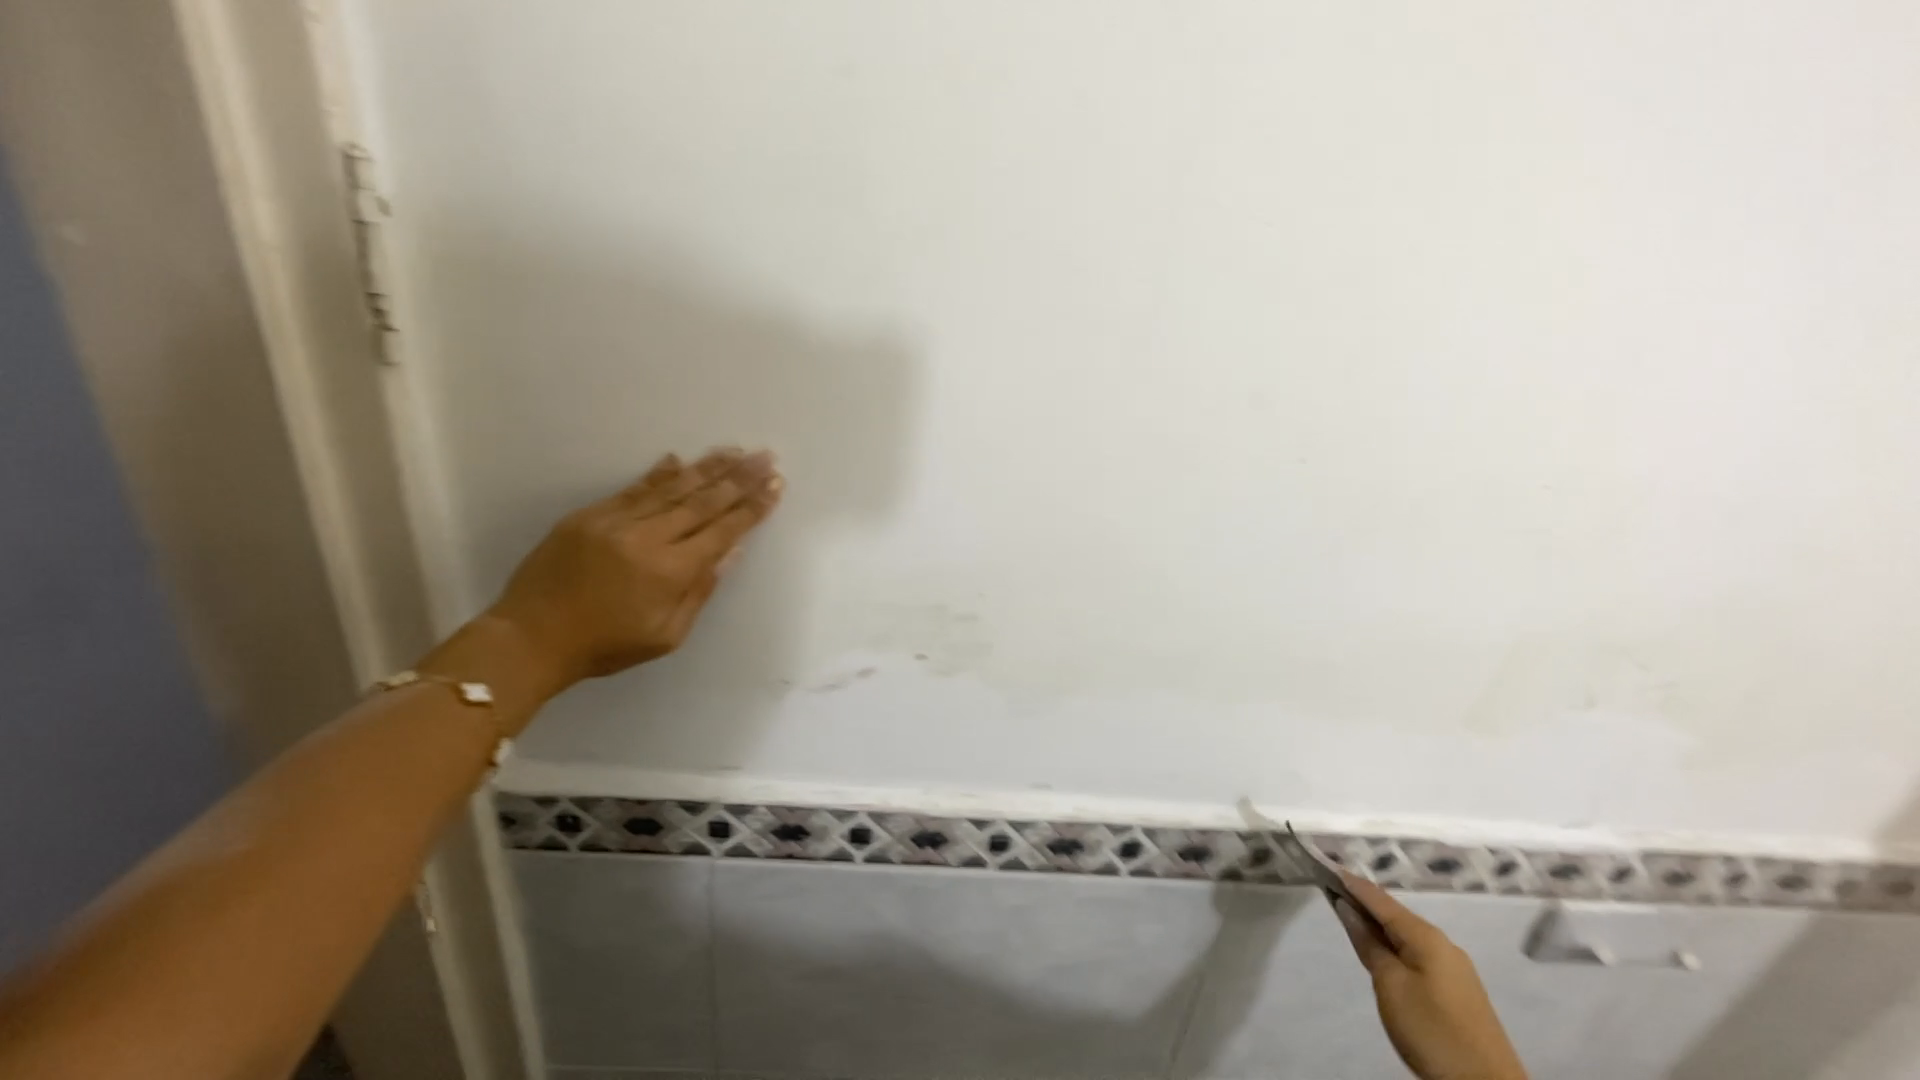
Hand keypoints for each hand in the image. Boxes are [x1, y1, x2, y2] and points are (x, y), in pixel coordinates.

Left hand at [484, 448, 783, 689]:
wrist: (530, 637)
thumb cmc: (605, 646)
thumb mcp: (665, 636)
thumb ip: (699, 591)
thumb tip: (730, 553)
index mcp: (669, 571)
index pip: (722, 531)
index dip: (752, 508)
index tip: (775, 486)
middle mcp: (647, 538)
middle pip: (703, 501)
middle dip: (739, 478)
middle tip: (766, 456)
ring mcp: (616, 522)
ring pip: (671, 488)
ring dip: (707, 468)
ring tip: (735, 451)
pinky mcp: (589, 516)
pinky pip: (633, 489)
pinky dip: (659, 474)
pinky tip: (680, 459)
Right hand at [1334, 872, 1528, 1079]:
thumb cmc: (1432, 1030)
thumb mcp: (1390, 986)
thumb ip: (1369, 946)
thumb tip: (1349, 910)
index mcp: (1426, 937)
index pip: (1381, 900)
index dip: (1352, 884)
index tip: (1325, 866)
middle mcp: (1442, 945)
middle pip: (1395, 914)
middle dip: (1364, 901)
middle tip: (1330, 889)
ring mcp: (1453, 968)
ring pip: (1406, 935)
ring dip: (1377, 924)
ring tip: (1347, 916)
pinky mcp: (1455, 990)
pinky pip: (1416, 953)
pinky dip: (1392, 944)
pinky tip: (1380, 951)